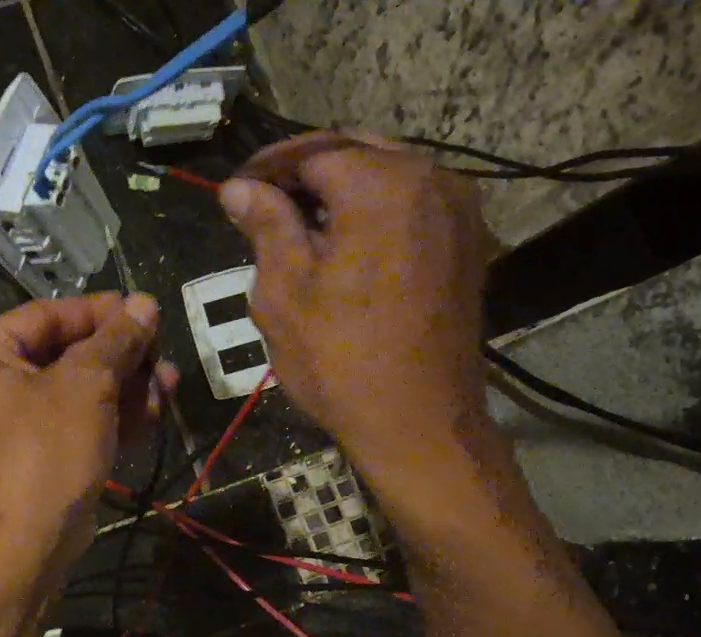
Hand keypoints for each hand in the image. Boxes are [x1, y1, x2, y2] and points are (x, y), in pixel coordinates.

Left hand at [0, 293, 167, 564]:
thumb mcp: (87, 384)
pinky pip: (76, 424)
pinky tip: (153, 414)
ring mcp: (12, 426)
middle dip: (121, 357)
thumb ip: (117, 340)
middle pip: (65, 354)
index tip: (147, 312)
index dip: (101, 313)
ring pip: (77, 392)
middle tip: (164, 355)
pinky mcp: (37, 458)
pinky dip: (112, 418)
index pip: (47, 316)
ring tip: (170, 386)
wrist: (27, 543)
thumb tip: (145, 303)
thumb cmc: (46, 450)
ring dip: (125, 388)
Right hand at [220, 133, 493, 479]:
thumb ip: (266, 226)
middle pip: (355, 154)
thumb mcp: (284, 292)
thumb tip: (240, 188)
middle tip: (261, 206)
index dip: (268, 168)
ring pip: (386, 177)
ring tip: (297, 229)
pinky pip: (411, 206)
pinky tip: (342, 246)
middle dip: (305, 174)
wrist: (417, 420)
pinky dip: (373, 213)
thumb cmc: (339, 359)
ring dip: (340, 192)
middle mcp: (432, 180)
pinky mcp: (466, 243)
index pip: (313, 152)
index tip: (234, 192)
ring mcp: (458, 211)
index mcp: (383, 184)